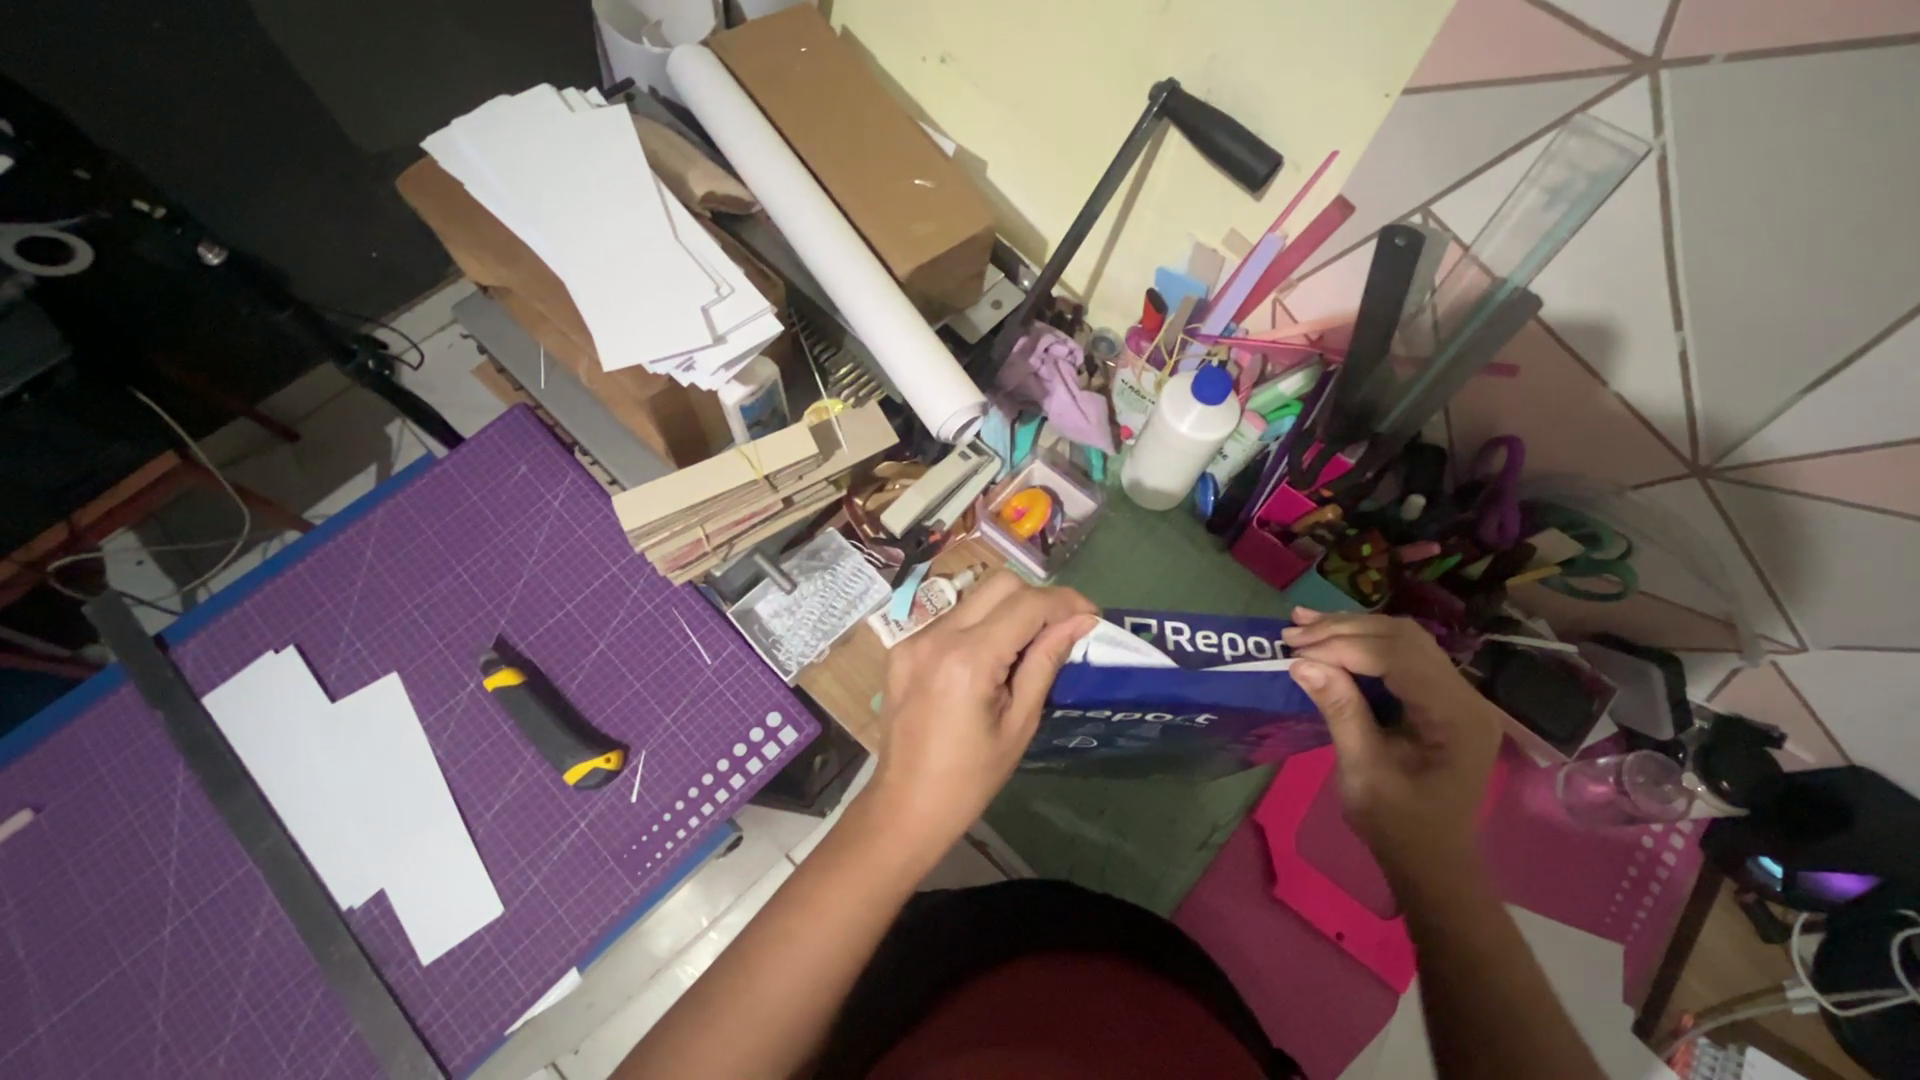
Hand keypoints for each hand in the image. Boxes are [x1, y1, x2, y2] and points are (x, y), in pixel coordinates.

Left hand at [867, 572, 1098, 850]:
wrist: (905, 805)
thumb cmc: (971, 778)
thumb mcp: (1020, 723)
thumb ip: (1046, 662)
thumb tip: (1080, 621)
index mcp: (968, 659)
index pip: (1027, 604)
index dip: (1066, 603)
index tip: (1092, 617)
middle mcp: (937, 636)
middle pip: (999, 584)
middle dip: (1038, 599)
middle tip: (1061, 630)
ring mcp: (914, 638)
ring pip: (974, 596)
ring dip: (1007, 610)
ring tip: (1026, 648)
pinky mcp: (902, 647)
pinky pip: (951, 618)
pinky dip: (979, 625)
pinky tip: (989, 661)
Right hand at [1282, 609, 1503, 882]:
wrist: (1431, 859)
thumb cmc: (1398, 825)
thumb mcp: (1363, 772)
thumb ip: (1340, 711)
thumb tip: (1301, 663)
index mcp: (1456, 717)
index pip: (1398, 658)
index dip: (1343, 646)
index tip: (1295, 650)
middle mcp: (1466, 696)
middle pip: (1403, 639)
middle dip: (1344, 630)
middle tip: (1292, 632)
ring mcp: (1457, 694)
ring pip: (1402, 640)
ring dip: (1351, 629)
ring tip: (1302, 624)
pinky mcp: (1440, 697)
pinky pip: (1403, 656)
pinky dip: (1362, 643)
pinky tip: (1328, 636)